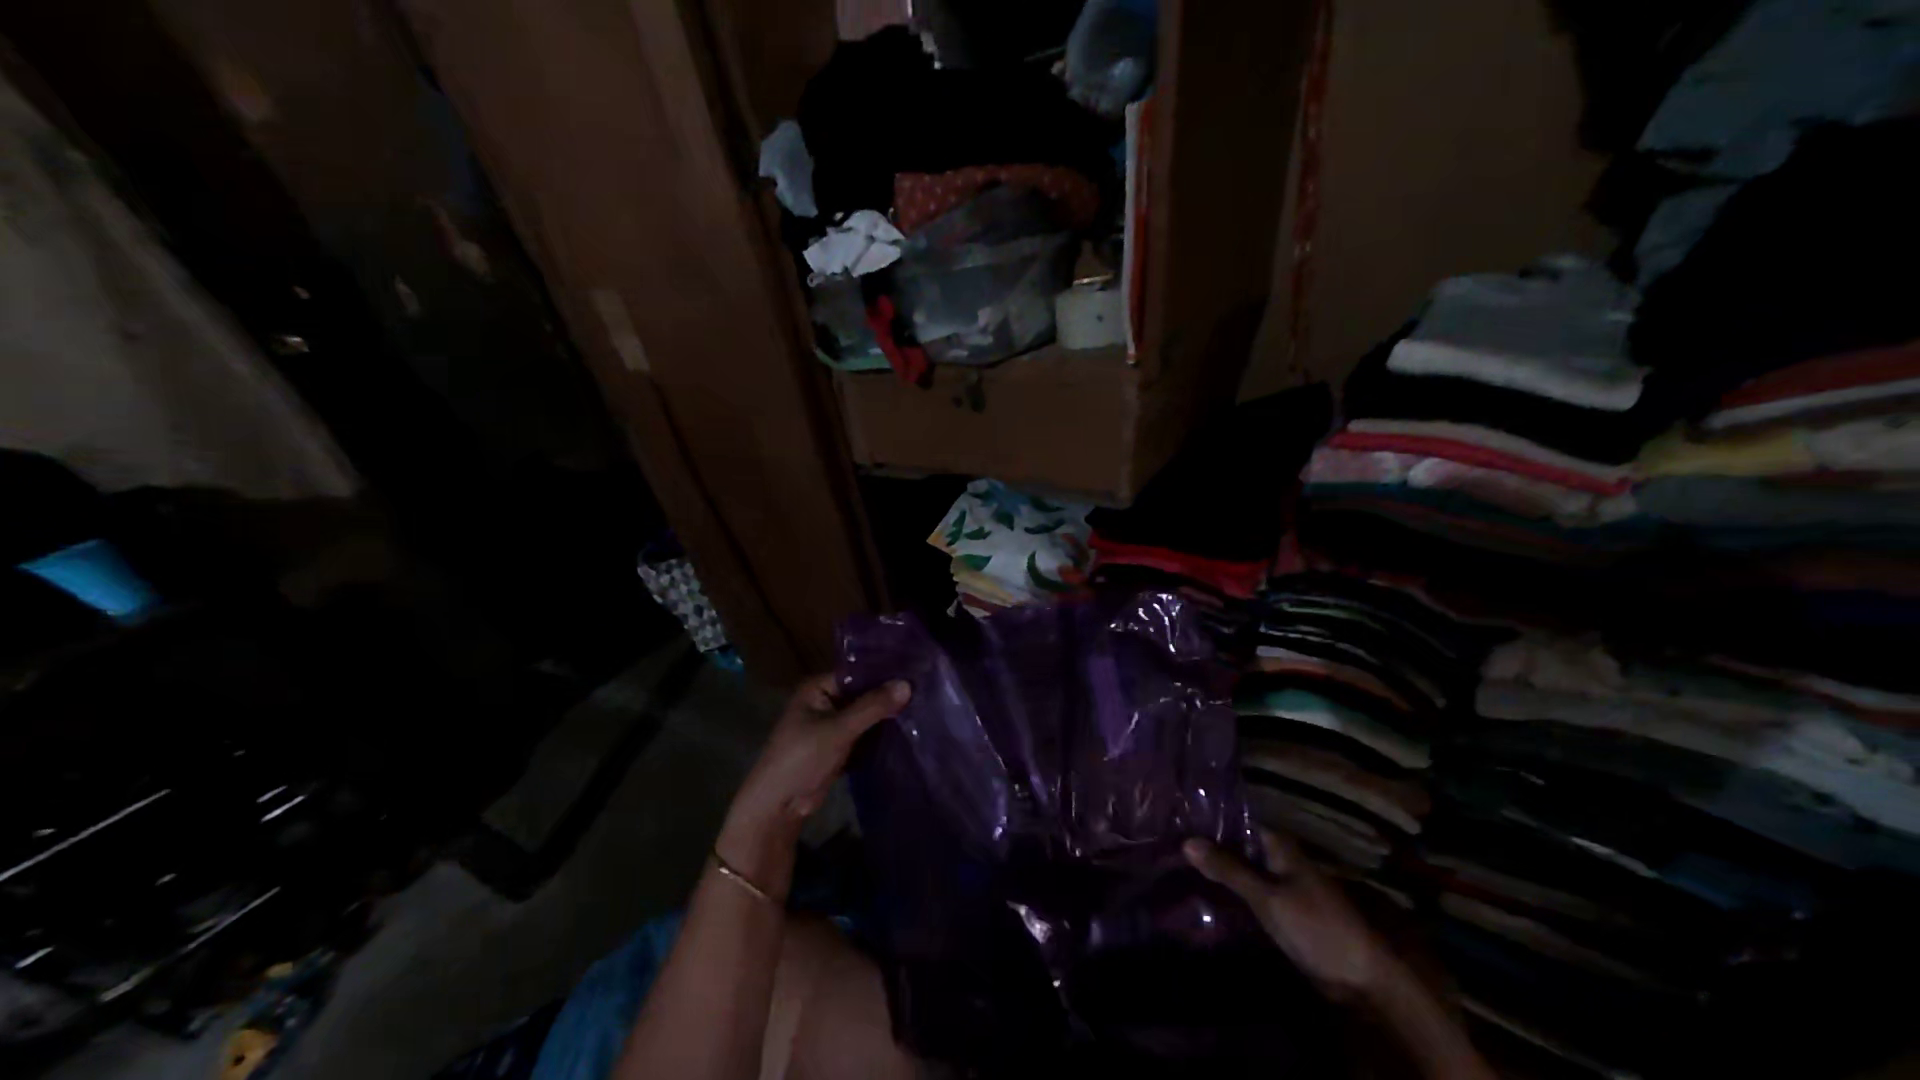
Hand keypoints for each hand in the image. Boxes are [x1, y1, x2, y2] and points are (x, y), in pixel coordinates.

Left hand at [714, 675, 909, 897]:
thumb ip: (872, 707)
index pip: (857, 673)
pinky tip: (910, 730)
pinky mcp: (840, 747)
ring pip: (866, 716)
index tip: (916, 672)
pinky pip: (865, 735)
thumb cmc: (801, 759)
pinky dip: (881, 735)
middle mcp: (825, 701)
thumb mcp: (838, 730)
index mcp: (817, 688)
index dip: (884, 673)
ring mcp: (832, 725)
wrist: (779, 806)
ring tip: (924, 708)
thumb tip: (908, 684)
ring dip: (887, 717)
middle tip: (926, 691)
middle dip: (888, 697)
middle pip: (863, 694)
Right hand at [1184, 828, 1399, 1002]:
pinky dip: (1226, 894)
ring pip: (1240, 872)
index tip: (1174, 819)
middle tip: (1165, 844)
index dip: (1208, 819)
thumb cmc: (1316, 928)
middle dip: (1206, 847)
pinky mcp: (1280, 912)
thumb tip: (1186, 841)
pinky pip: (1246, 895)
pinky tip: (1199, 896)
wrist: (1360, 979)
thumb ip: (1228, 869)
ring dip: (1214, 872)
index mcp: (1280, 847)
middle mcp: (1278, 860)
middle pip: (1236, 846)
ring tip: (1172, 867)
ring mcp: (1280, 887)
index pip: (1237, 820)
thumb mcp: (1268, 897)